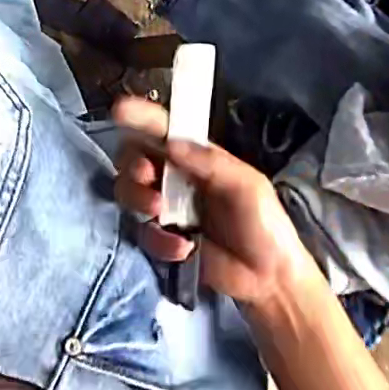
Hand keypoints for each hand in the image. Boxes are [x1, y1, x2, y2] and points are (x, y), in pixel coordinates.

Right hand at [112, 95, 329, 311]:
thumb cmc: (264, 225)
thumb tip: (172, 144)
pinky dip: (159, 240)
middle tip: (147, 176)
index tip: (121, 110)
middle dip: (133, 165)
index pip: (164, 130)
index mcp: (198, 158)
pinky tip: (184, 248)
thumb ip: (212, 163)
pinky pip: (142, 233)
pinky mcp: (162, 240)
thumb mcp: (248, 186)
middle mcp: (176, 179)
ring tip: (163, 213)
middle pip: (134, 159)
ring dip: (139, 199)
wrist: (267, 279)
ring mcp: (166, 210)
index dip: (141, 118)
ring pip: (128, 193)